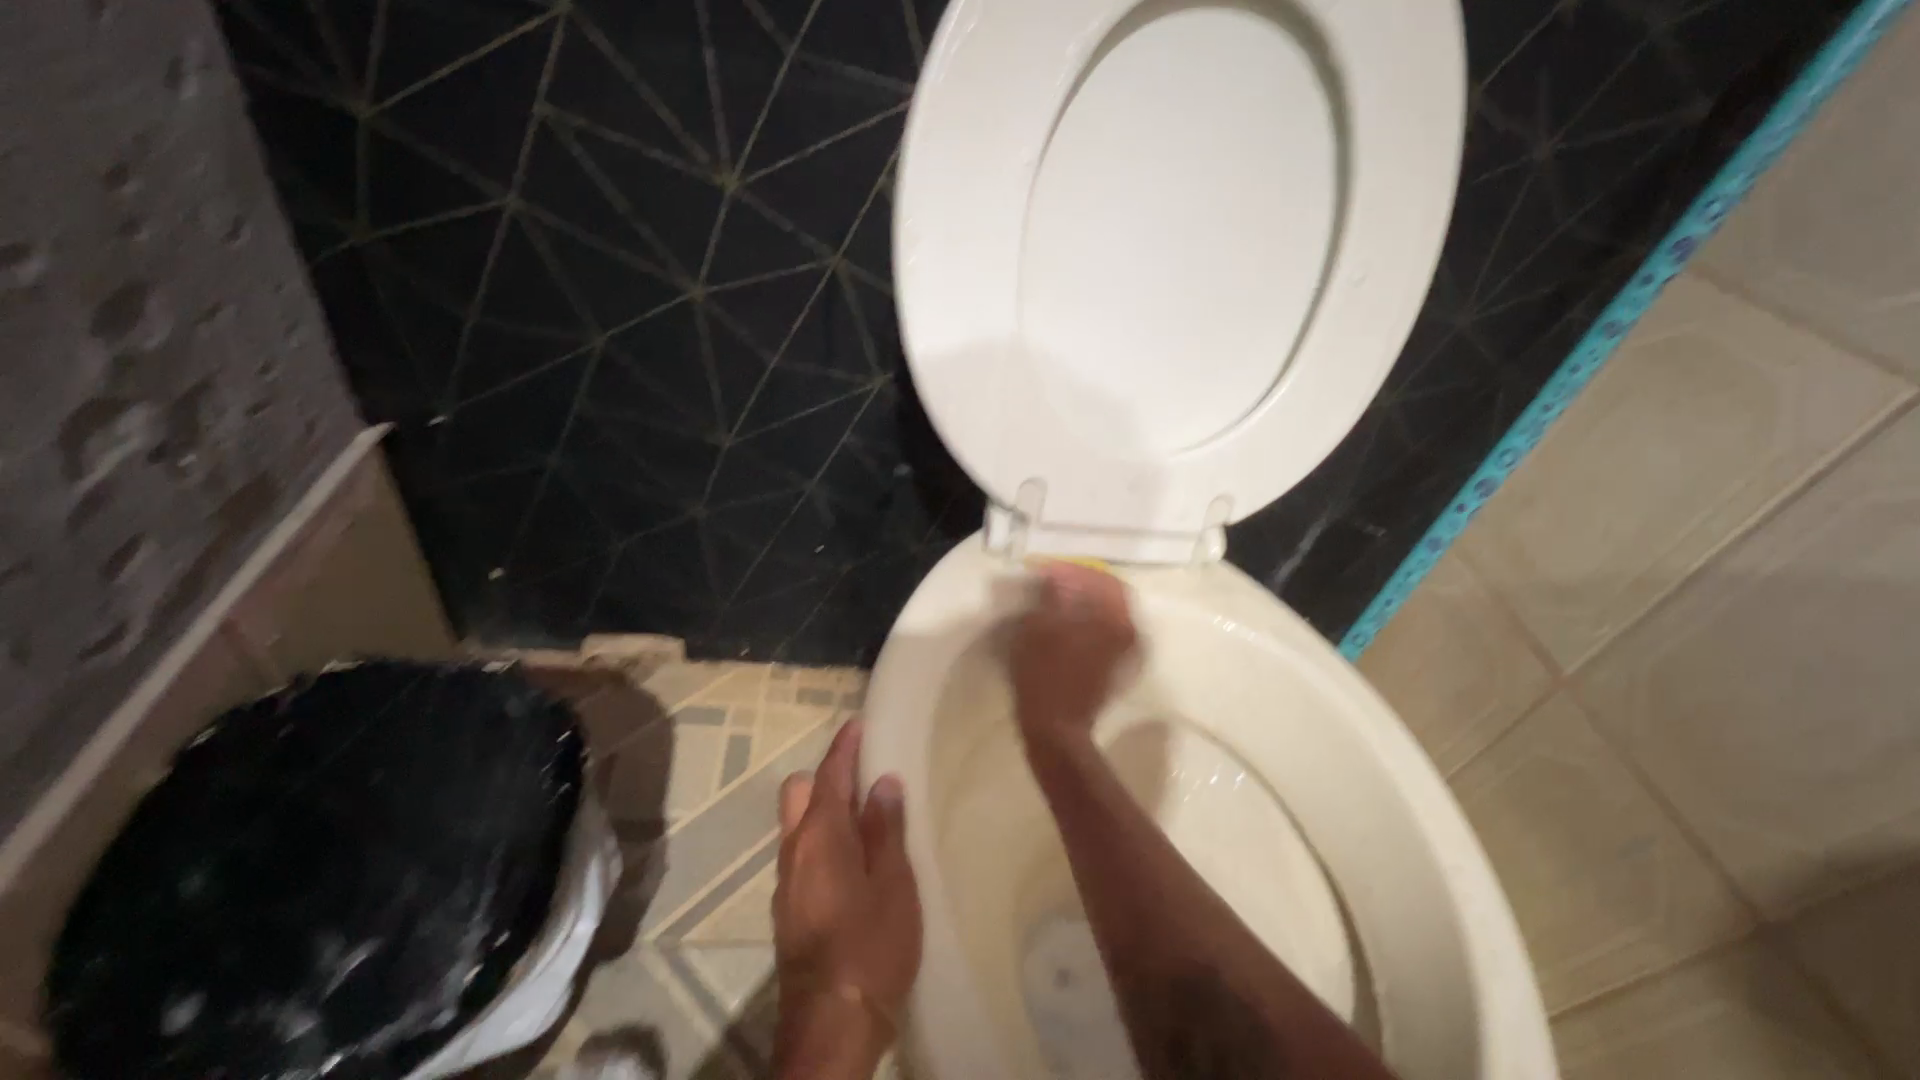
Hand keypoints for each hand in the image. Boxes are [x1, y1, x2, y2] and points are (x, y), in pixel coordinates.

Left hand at [773, 717, 921, 1079]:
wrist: (832, 1019)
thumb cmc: (872, 945)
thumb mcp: (894, 884)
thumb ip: (886, 831)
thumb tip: (882, 783)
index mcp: (821, 837)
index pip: (829, 776)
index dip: (844, 748)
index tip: (857, 725)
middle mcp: (794, 851)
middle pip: (799, 794)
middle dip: (825, 777)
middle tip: (864, 780)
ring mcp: (786, 882)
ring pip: (796, 826)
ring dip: (823, 812)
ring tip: (865, 821)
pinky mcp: (789, 909)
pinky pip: (801, 855)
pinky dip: (822, 842)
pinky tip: (852, 862)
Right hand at [1010, 561, 1140, 759]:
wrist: (1056, 728)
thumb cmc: (1043, 676)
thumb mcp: (1039, 628)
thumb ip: (1053, 596)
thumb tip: (1059, 576)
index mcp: (1116, 619)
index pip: (1101, 579)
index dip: (1072, 570)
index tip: (1047, 570)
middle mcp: (1131, 632)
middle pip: (1110, 593)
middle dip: (1082, 583)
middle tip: (1054, 581)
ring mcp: (1128, 650)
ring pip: (1111, 611)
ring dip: (1087, 601)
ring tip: (1059, 600)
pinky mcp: (1118, 664)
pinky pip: (1108, 630)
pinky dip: (1090, 620)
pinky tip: (1068, 623)